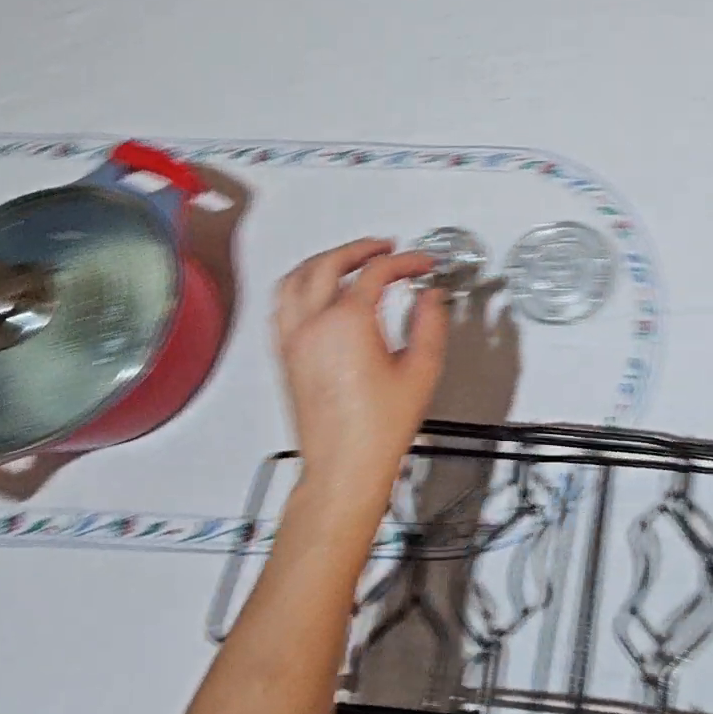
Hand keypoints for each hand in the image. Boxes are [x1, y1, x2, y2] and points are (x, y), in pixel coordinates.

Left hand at [273, 238, 449, 515]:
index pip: (376, 273)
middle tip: (386, 248)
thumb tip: (430, 297)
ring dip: (324, 261)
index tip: (423, 264)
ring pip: (296, 278)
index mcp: (347, 324)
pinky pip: (283, 304)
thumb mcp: (422, 370)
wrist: (345, 465)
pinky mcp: (285, 356)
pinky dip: (301, 285)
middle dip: (360, 249)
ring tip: (349, 259)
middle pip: (328, 264)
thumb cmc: (378, 428)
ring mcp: (292, 340)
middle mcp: (312, 326)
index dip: (405, 262)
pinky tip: (318, 291)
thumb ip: (429, 324)